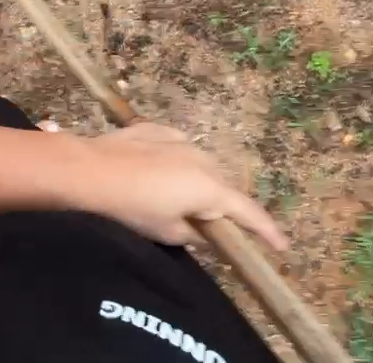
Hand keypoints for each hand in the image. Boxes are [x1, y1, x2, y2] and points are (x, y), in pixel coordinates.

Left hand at [76, 122, 288, 251]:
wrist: (91, 170)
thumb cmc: (132, 206)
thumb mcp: (169, 232)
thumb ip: (196, 235)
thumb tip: (205, 233)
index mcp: (209, 187)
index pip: (246, 212)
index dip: (265, 230)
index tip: (281, 245)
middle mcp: (200, 157)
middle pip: (222, 186)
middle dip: (221, 205)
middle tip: (211, 224)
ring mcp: (177, 138)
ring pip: (200, 164)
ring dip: (198, 181)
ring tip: (178, 198)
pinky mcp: (155, 127)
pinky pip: (176, 148)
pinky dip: (175, 162)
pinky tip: (157, 173)